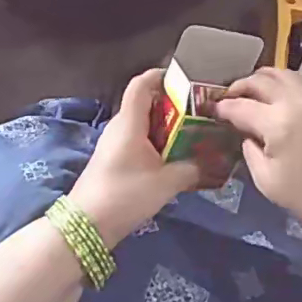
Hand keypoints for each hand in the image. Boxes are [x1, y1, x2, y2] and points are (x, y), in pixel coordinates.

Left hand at [68, 69, 202, 246]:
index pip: (142, 83)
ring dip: (168, 126)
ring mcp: (115, 142)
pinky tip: (175, 157)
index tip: (187, 82)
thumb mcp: (166, 183)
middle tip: (201, 113)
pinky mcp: (115, 158)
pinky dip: (158, 142)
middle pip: (147, 102)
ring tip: (194, 135)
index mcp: (130, 122)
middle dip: (174, 105)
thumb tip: (213, 161)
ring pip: (144, 123)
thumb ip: (192, 168)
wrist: (87, 225)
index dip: (162, 76)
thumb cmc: (125, 195)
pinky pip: (139, 140)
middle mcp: (121, 126)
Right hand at [215, 68, 301, 235]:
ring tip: (252, 91)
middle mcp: (295, 101)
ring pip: (282, 73)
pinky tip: (281, 90)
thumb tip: (246, 133)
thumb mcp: (267, 181)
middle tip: (228, 98)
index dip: (222, 108)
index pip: (239, 106)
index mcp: (277, 123)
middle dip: (239, 87)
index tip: (212, 111)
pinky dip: (288, 79)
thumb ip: (250, 150)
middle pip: (259, 81)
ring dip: (262, 78)